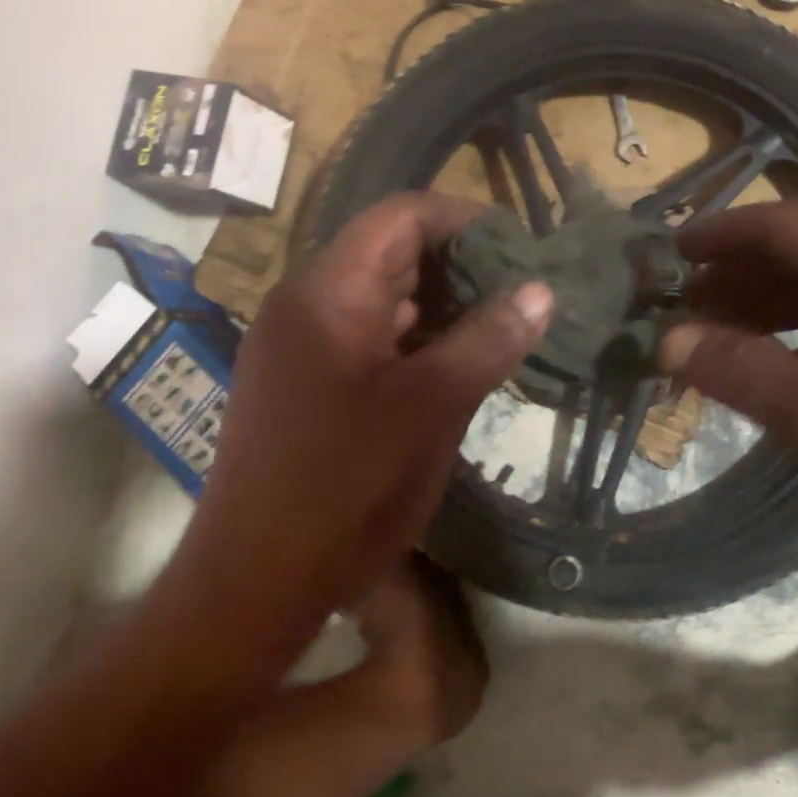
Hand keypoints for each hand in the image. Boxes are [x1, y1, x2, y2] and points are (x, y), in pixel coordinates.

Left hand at [149, 194, 551, 673]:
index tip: (522, 248)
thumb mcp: (431, 408)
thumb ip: (488, 341)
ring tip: (503, 329)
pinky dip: (415, 342)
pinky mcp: (303, 384)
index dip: (465, 220)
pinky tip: (458, 368)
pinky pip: (367, 339)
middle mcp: (305, 304)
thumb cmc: (345, 486)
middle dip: (461, 265)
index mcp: (327, 292)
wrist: (256, 581)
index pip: (401, 215)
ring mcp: (299, 346)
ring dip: (441, 306)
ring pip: (381, 299)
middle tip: (524, 293)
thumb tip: (541, 290)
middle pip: (390, 253)